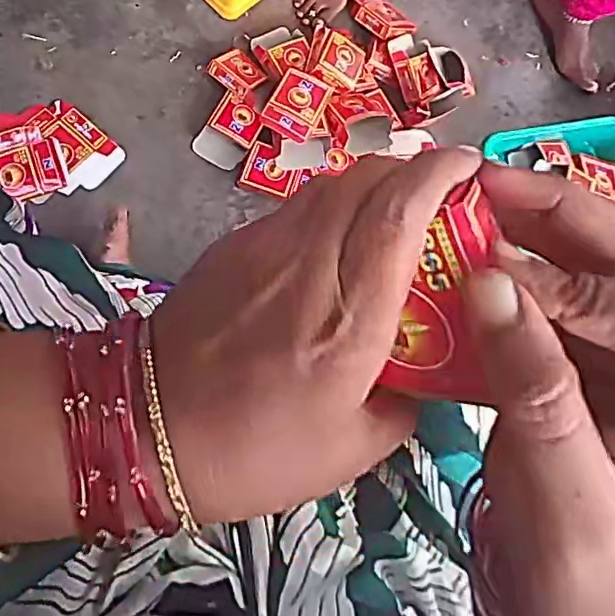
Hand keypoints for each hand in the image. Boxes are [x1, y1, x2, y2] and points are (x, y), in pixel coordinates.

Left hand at [148, 148, 482, 523]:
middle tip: (442, 189)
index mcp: (350, 322)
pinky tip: (342, 232)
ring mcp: (269, 242)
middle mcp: (311, 264)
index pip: (399, 216)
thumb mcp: (353, 447)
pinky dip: (339, 200)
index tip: (468, 165)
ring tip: (397, 206)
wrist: (146, 425)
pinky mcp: (240, 237)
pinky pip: (304, 201)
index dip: (439, 176)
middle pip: (371, 179)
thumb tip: (432, 364)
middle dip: (415, 169)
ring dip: (378, 180)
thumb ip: (408, 399)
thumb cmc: (256, 449)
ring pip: (337, 181)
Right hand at [464, 165, 614, 615]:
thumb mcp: (570, 517)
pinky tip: (480, 240)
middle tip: (493, 182)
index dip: (577, 290)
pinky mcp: (599, 362)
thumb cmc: (588, 605)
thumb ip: (536, 396)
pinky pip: (560, 295)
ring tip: (482, 194)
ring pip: (602, 269)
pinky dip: (518, 263)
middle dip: (566, 219)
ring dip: (539, 227)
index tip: (494, 270)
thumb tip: (490, 282)